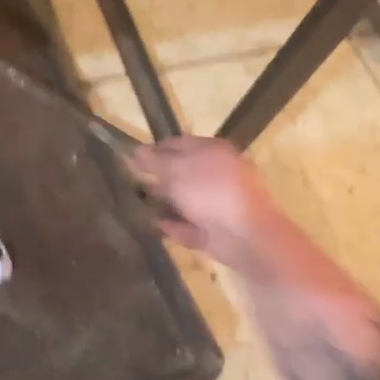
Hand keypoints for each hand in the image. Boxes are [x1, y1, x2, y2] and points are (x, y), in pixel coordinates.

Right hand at [131, 137, 289, 276]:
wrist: (246, 236)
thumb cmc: (211, 192)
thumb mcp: (176, 170)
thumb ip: (154, 160)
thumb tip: (136, 150)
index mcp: (212, 151)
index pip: (178, 143)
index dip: (154, 149)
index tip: (132, 160)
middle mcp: (218, 173)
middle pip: (182, 171)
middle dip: (158, 177)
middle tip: (132, 182)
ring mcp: (219, 202)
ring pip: (186, 198)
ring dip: (164, 202)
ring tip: (138, 205)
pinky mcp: (217, 228)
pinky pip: (190, 224)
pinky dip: (174, 225)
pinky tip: (155, 225)